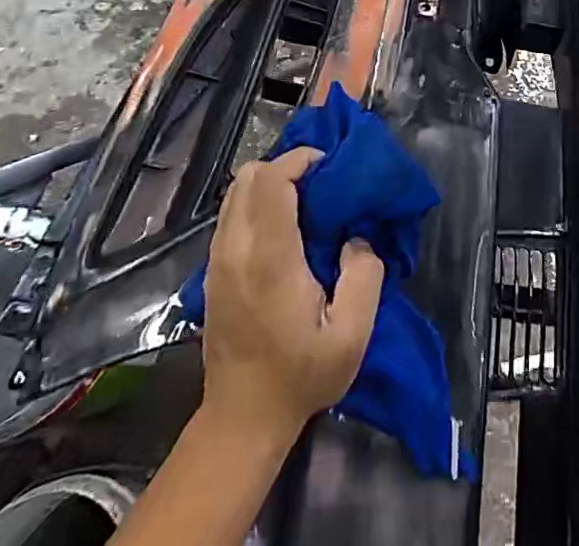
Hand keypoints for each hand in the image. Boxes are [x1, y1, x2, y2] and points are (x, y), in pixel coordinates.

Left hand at [199, 147, 383, 439]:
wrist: (243, 417)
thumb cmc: (302, 376)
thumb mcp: (353, 334)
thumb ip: (365, 274)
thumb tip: (357, 236)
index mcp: (270, 261)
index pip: (270, 182)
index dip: (300, 161)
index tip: (332, 169)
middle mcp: (235, 251)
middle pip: (247, 177)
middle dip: (287, 167)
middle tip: (324, 186)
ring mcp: (217, 261)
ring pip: (235, 192)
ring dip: (271, 184)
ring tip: (308, 204)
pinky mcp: (213, 271)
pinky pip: (232, 214)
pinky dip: (258, 204)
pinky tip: (286, 229)